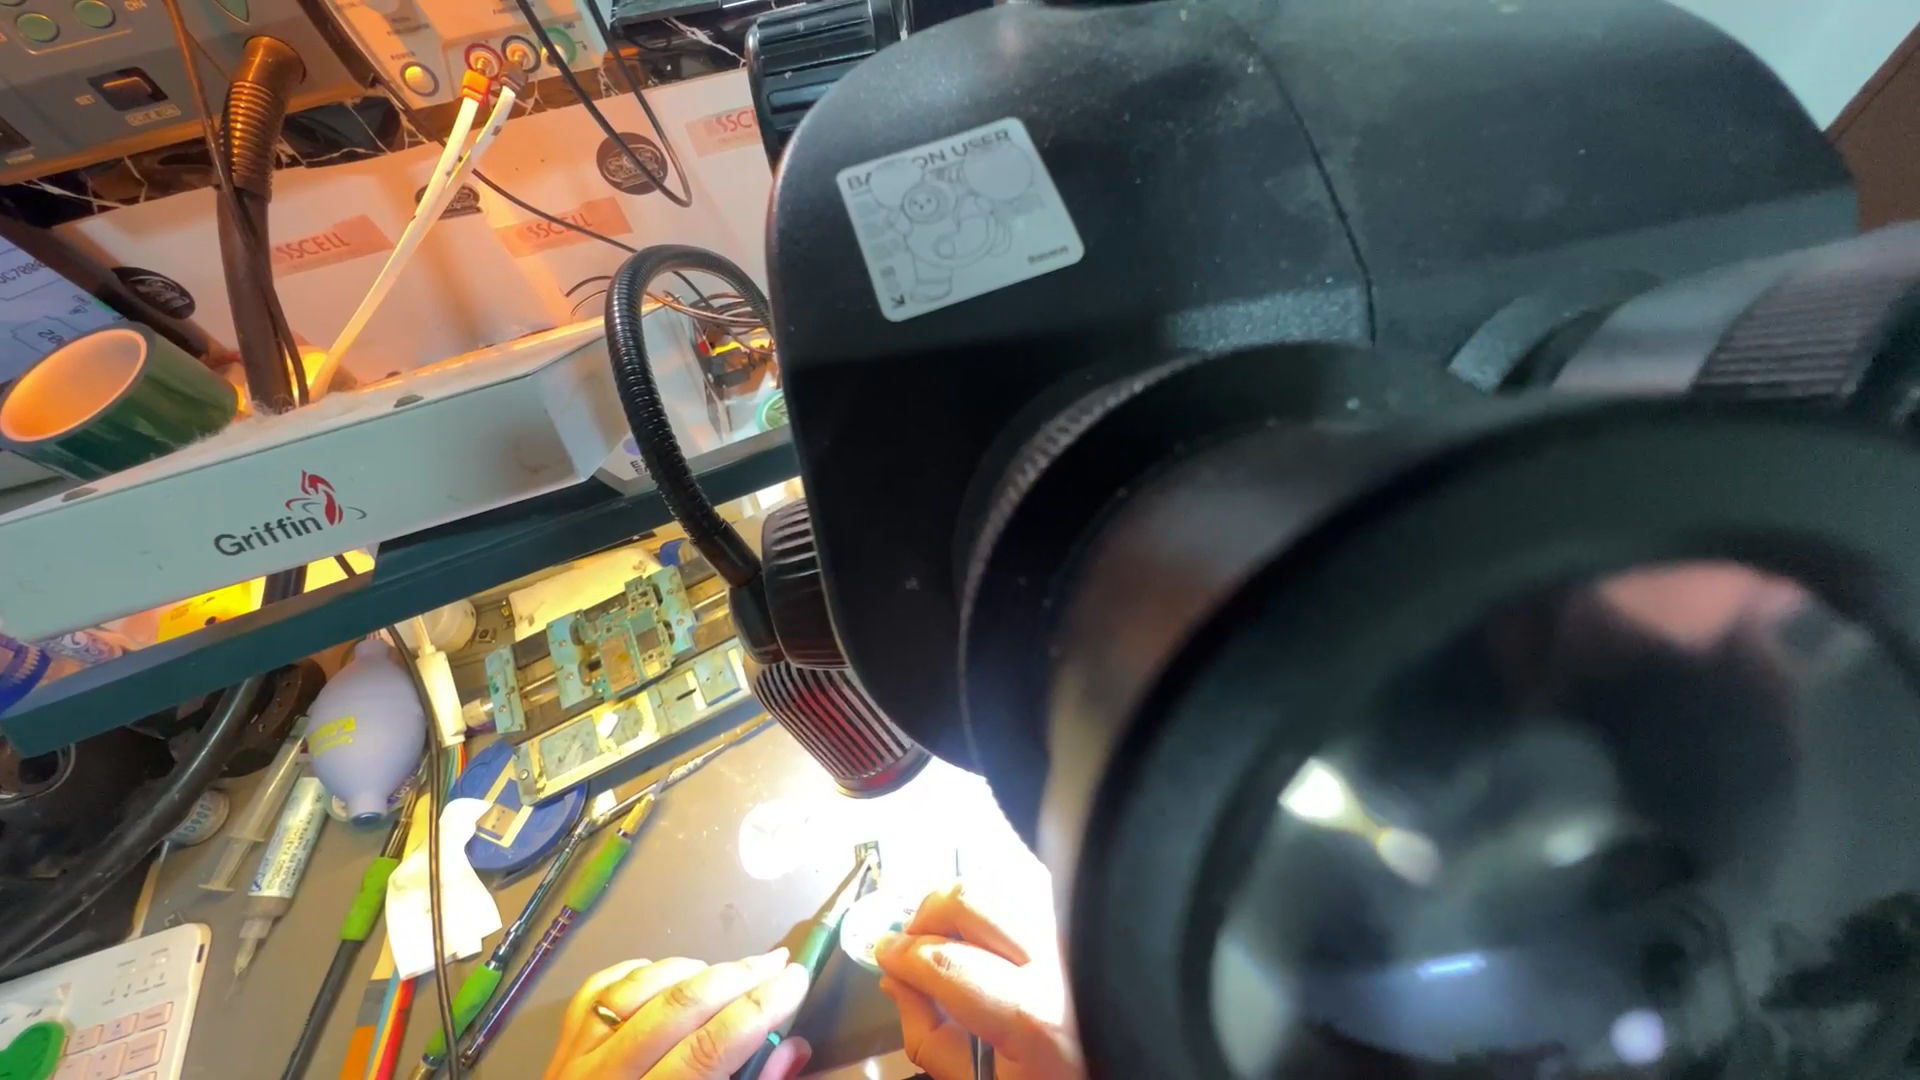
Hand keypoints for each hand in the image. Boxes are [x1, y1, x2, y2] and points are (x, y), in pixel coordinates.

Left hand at [542, 951, 812, 1079]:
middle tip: (777, 963)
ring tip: (732, 973)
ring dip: (698, 969)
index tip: (796, 979)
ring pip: (645, 986)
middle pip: (679, 1007)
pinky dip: (647, 971)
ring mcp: (576, 1061)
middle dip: (739, 975)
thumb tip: (796, 1048)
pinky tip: (674, 977)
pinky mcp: (563, 1044)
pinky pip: (606, 985)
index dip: (760, 1007)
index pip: (711, 1048)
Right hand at [875, 881, 1085, 1079]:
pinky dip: (992, 898)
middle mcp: (1059, 965)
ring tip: (943, 930)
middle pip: (975, 901)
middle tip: (911, 938)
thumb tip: (895, 979)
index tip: (882, 951)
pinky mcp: (1077, 926)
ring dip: (959, 901)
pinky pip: (1025, 887)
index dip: (905, 953)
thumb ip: (926, 1034)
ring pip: (1001, 884)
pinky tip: (978, 924)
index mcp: (1033, 1018)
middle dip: (929, 912)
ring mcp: (1072, 939)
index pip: (950, 964)